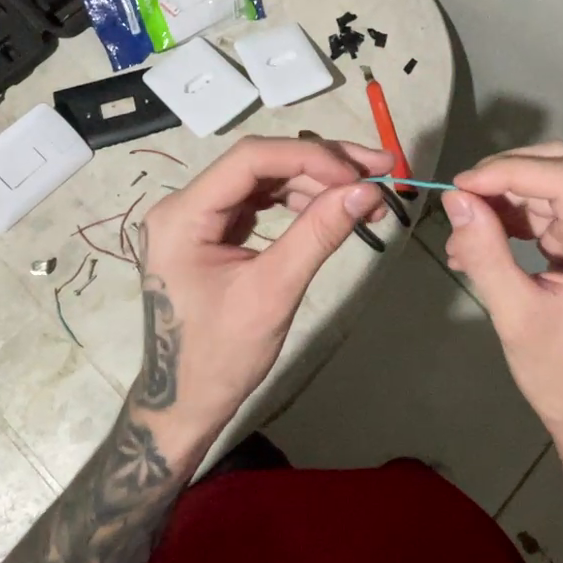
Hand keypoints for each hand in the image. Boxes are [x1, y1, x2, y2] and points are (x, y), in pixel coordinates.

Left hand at [133, 135, 391, 434]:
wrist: (186, 404)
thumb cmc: (220, 356)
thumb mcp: (273, 293)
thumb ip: (318, 234)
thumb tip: (367, 190)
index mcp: (183, 215)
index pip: (250, 159)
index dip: (308, 157)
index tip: (359, 173)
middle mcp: (186, 203)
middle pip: (262, 162)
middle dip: (323, 164)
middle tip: (380, 169)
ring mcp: (201, 215)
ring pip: (268, 178)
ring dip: (320, 181)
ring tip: (369, 192)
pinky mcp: (218, 229)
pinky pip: (264, 200)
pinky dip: (303, 201)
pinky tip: (336, 208)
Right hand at [443, 143, 562, 447]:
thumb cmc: (561, 376)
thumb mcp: (516, 317)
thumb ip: (485, 253)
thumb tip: (455, 198)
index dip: (511, 171)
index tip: (461, 185)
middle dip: (508, 174)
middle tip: (461, 197)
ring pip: (552, 184)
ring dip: (504, 196)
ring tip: (463, 229)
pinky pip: (548, 208)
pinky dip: (511, 215)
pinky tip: (478, 240)